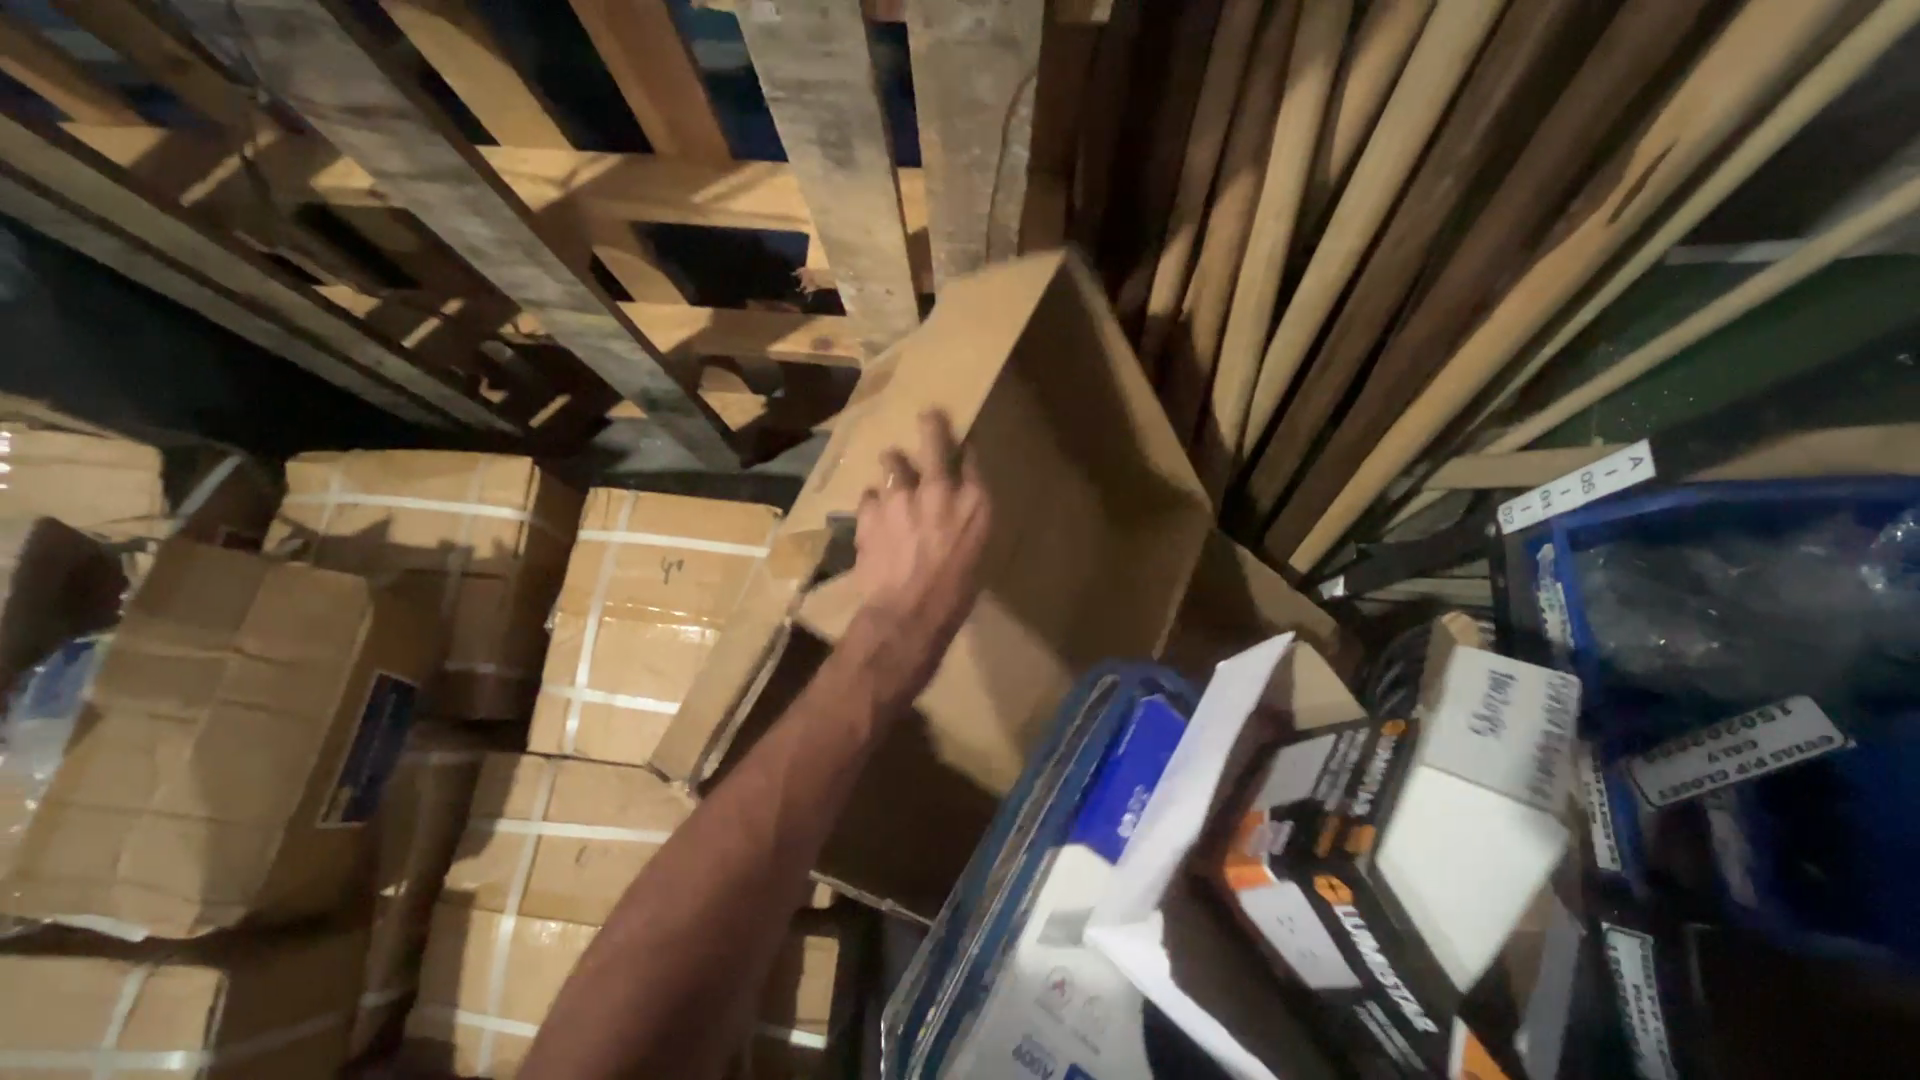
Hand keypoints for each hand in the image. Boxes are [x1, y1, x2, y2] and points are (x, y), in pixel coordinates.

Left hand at [850, 410, 992, 688]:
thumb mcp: (976, 555)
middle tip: (926, 417)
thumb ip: (966, 522)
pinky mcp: (870, 511)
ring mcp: (899, 496)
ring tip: (891, 467)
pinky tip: (874, 513)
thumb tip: (956, 511)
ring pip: (892, 461)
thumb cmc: (955, 594)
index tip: (961, 446)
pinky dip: (872, 503)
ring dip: (893, 464)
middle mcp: (938, 488)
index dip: (964, 448)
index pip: (970, 457)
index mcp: (974, 501)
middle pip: (933, 438)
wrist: (908, 614)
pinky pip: (869, 496)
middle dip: (930, 424)